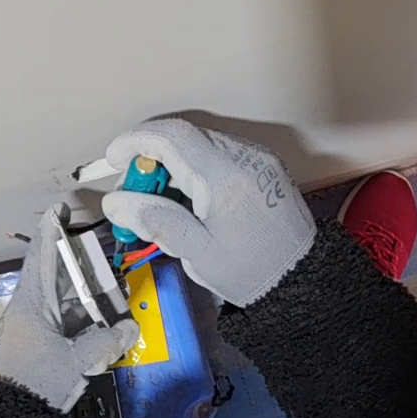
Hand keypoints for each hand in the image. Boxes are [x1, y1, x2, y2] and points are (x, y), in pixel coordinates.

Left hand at [0, 203, 141, 410]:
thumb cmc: (35, 382)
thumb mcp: (74, 360)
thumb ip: (104, 341)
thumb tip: (129, 328)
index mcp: (31, 304)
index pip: (40, 256)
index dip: (51, 230)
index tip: (61, 208)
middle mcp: (31, 310)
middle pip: (58, 275)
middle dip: (82, 262)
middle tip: (105, 249)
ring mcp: (36, 328)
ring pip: (66, 299)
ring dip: (89, 293)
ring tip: (113, 285)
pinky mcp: (43, 345)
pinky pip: (68, 321)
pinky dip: (87, 316)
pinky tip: (107, 317)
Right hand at [101, 117, 315, 305]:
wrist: (302, 280)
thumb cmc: (252, 271)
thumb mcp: (196, 252)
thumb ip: (156, 220)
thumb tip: (117, 203)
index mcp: (225, 177)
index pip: (172, 137)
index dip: (136, 141)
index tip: (114, 159)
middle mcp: (244, 158)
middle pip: (184, 139)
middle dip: (151, 160)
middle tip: (133, 194)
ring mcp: (257, 160)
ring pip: (201, 146)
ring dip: (172, 166)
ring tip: (159, 204)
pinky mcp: (263, 169)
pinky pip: (219, 156)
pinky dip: (195, 170)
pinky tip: (186, 201)